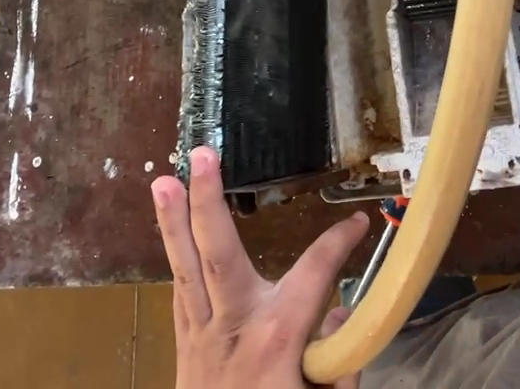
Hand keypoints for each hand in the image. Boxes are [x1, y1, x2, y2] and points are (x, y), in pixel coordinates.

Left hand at [151, 146, 371, 387]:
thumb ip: (340, 361)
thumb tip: (338, 317)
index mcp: (277, 338)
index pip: (314, 272)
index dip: (338, 243)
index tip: (357, 222)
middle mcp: (234, 327)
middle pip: (217, 254)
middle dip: (207, 202)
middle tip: (200, 157)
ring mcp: (202, 338)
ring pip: (185, 269)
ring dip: (173, 222)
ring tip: (162, 178)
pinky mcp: (185, 349)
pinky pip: (182, 294)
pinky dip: (179, 258)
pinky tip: (173, 232)